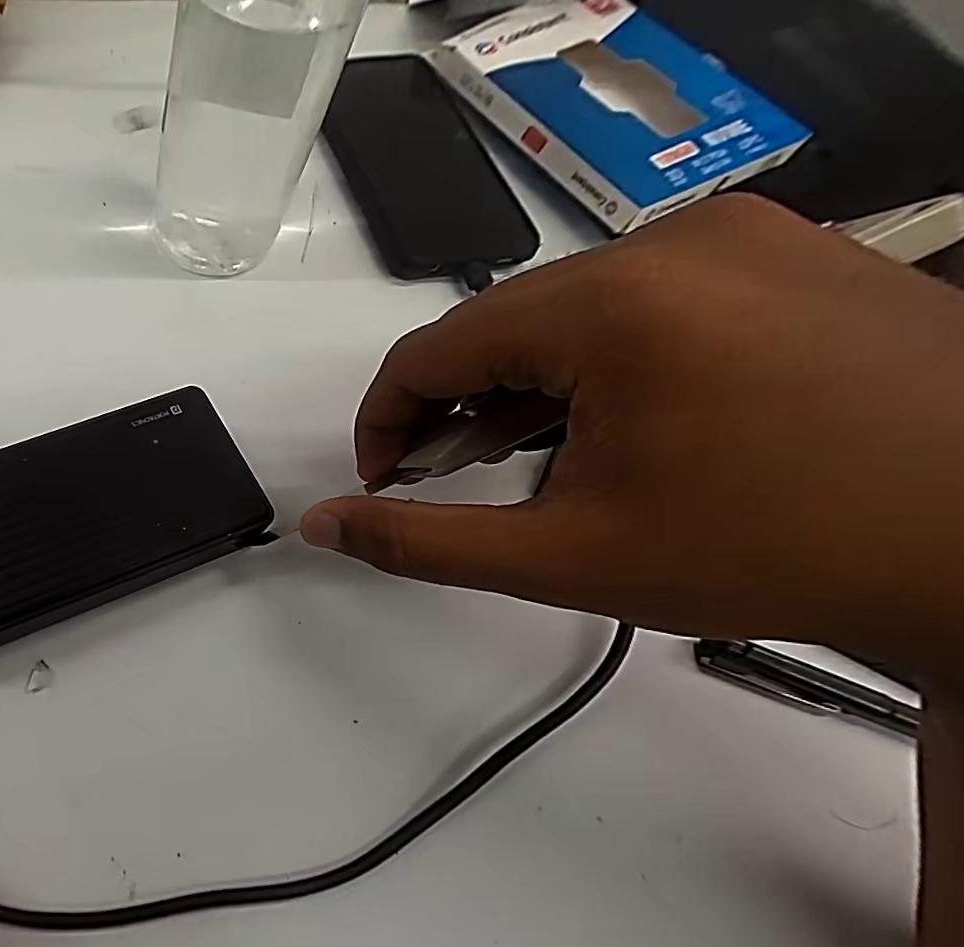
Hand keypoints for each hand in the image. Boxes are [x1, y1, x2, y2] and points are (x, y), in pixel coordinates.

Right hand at [301, 194, 963, 681]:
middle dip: (447, 408)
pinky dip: (581, 363)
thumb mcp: (558, 557)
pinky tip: (595, 423)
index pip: (429, 350)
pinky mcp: (779, 254)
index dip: (384, 420)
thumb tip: (319, 523)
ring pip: (551, 314)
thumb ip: (415, 540)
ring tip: (522, 458)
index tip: (386, 479)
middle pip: (488, 327)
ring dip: (510, 387)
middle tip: (446, 478)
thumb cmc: (777, 550)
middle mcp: (676, 243)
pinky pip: (625, 302)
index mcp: (616, 304)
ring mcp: (739, 239)